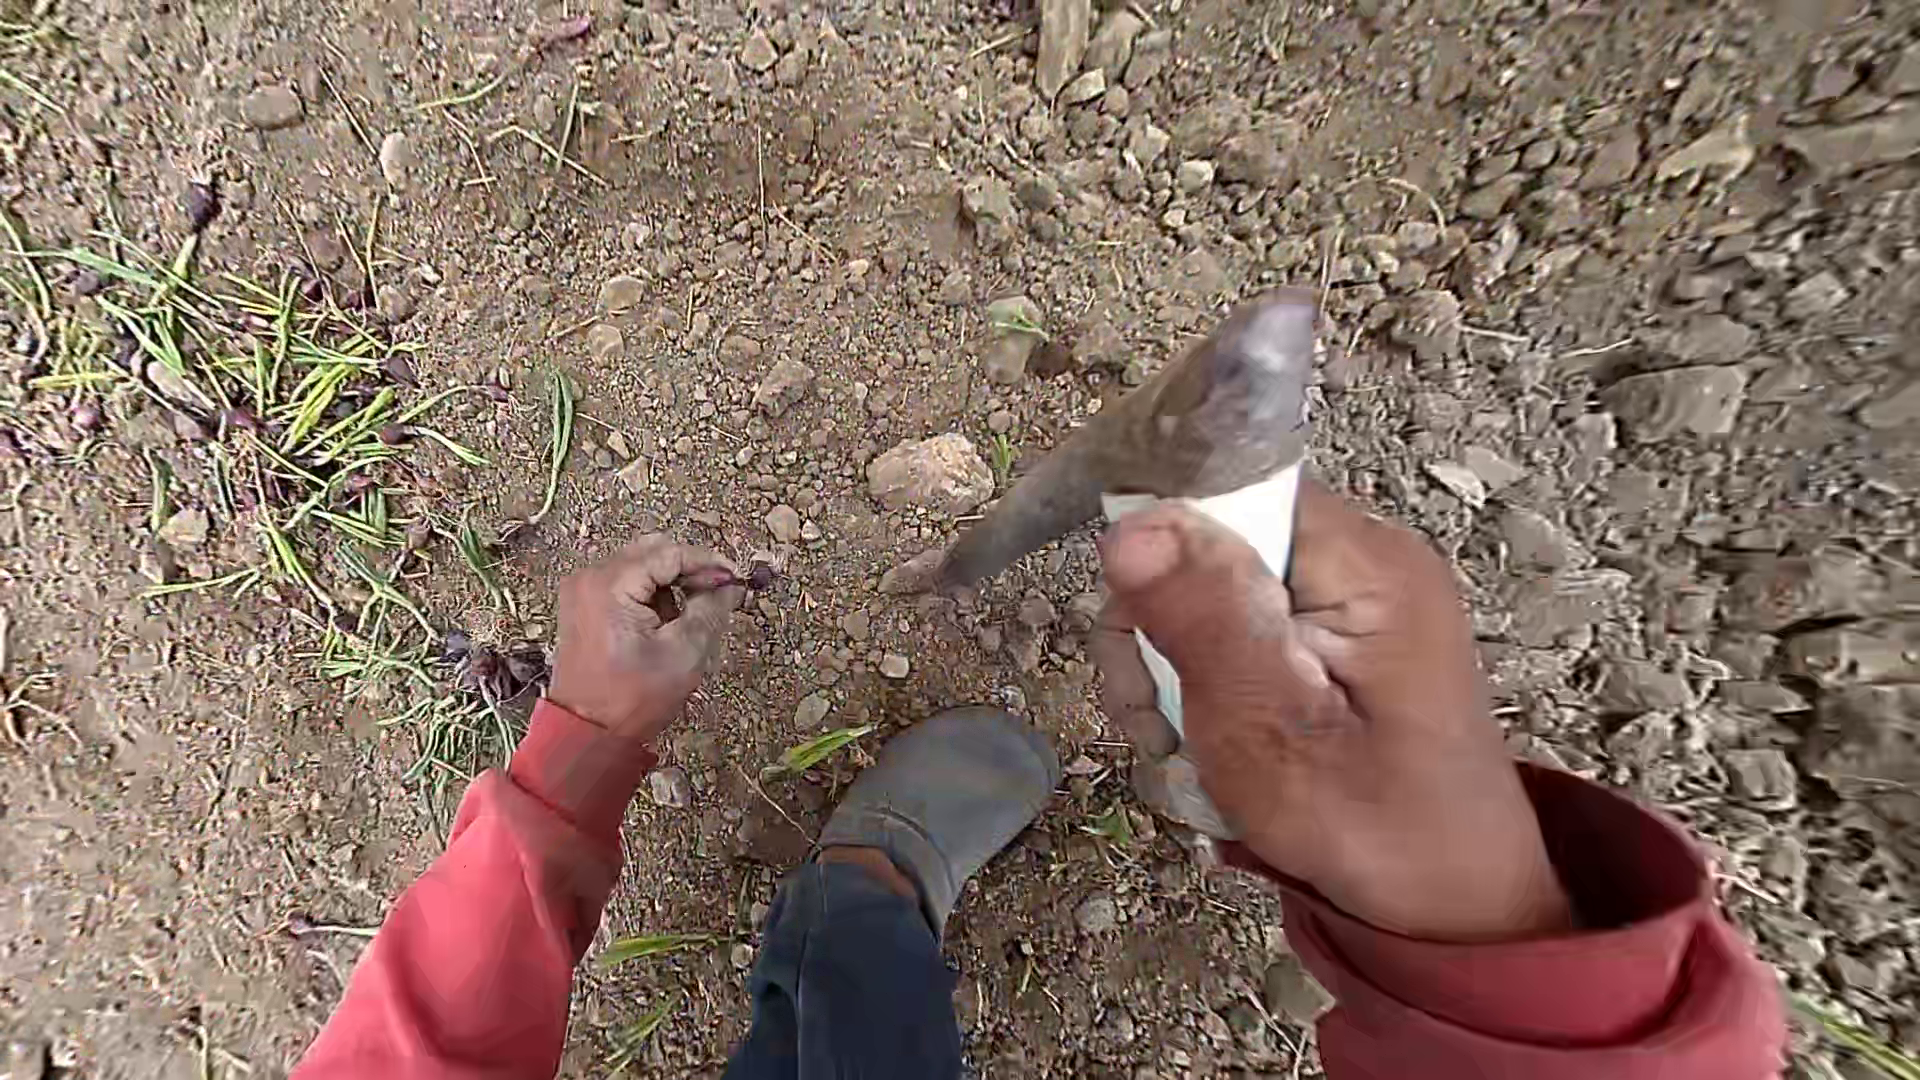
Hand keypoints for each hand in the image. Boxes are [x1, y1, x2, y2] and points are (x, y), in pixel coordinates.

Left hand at [547, 536, 744, 742]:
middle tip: (720, 591)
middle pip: (654, 551)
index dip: (710, 563)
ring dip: (675, 579)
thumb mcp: (685, 651)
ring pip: (643, 564)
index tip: (738, 578)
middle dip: (692, 568)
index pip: (671, 554)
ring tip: (697, 607)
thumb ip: (711, 609)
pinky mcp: (585, 604)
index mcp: (611, 584)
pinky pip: (628, 581)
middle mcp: (591, 577)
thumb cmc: (635, 695)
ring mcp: (584, 590)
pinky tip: (671, 617)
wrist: (586, 733)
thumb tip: (732, 586)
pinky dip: (656, 591)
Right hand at [1094, 482, 1571, 942]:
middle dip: (1154, 618)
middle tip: (1149, 704)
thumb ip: (1203, 618)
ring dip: (1160, 656)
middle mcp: (1351, 557)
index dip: (1165, 541)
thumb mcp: (1266, 722)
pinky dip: (1186, 671)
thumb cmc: (1362, 822)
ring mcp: (1333, 595)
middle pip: (1203, 542)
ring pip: (1197, 586)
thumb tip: (1131, 529)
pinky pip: (1219, 621)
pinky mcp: (1314, 630)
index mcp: (1360, 559)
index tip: (1144, 621)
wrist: (1441, 905)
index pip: (1230, 489)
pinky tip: (1187, 727)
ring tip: (1167, 732)